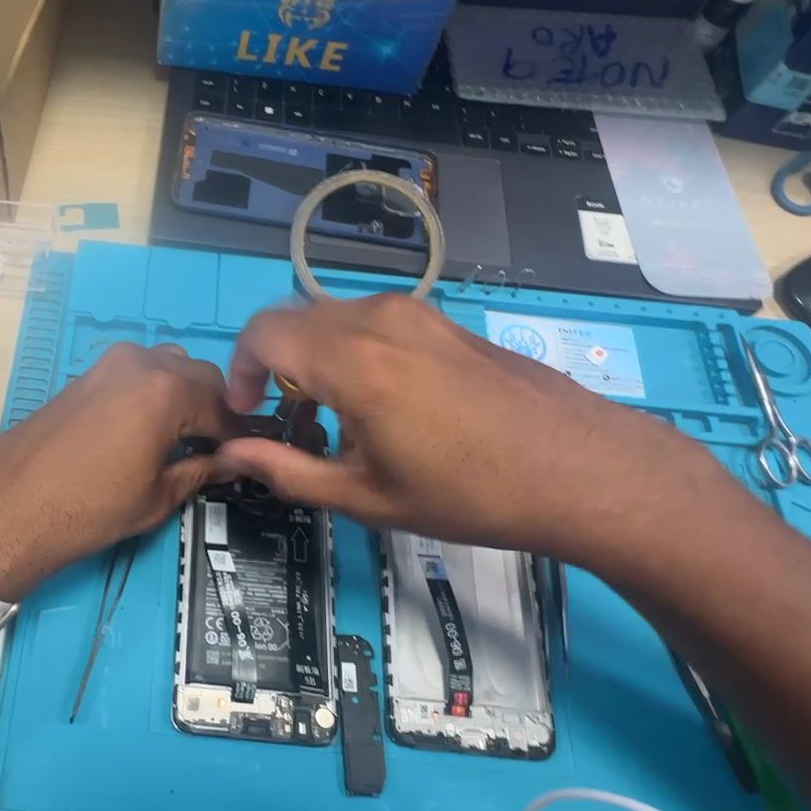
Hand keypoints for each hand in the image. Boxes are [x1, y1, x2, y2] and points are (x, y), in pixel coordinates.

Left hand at [0, 343, 239, 600]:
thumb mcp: (157, 497)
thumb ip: (200, 471)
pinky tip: (147, 430)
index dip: (237, 435)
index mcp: (167, 390)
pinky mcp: (86, 375)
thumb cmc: (89, 509)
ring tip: (180, 440)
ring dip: (182, 397)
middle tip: (213, 450)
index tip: (244, 457)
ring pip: (166, 369)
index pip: (223, 406)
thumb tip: (230, 462)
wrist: (10, 508)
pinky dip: (152, 394)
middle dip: (212, 410)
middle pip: (198, 377)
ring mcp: (109, 364)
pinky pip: (136, 374)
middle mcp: (141, 363)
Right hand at [215, 295, 729, 565]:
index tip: (248, 412)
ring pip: (331, 319)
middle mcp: (377, 320)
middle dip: (272, 366)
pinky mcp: (441, 320)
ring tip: (334, 415)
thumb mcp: (364, 497)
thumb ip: (286, 469)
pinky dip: (350, 350)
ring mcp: (415, 313)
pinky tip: (381, 401)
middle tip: (288, 421)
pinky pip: (371, 321)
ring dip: (311, 358)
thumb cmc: (466, 493)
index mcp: (351, 362)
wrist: (579, 469)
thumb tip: (230, 454)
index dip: (239, 371)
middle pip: (292, 321)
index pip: (261, 334)